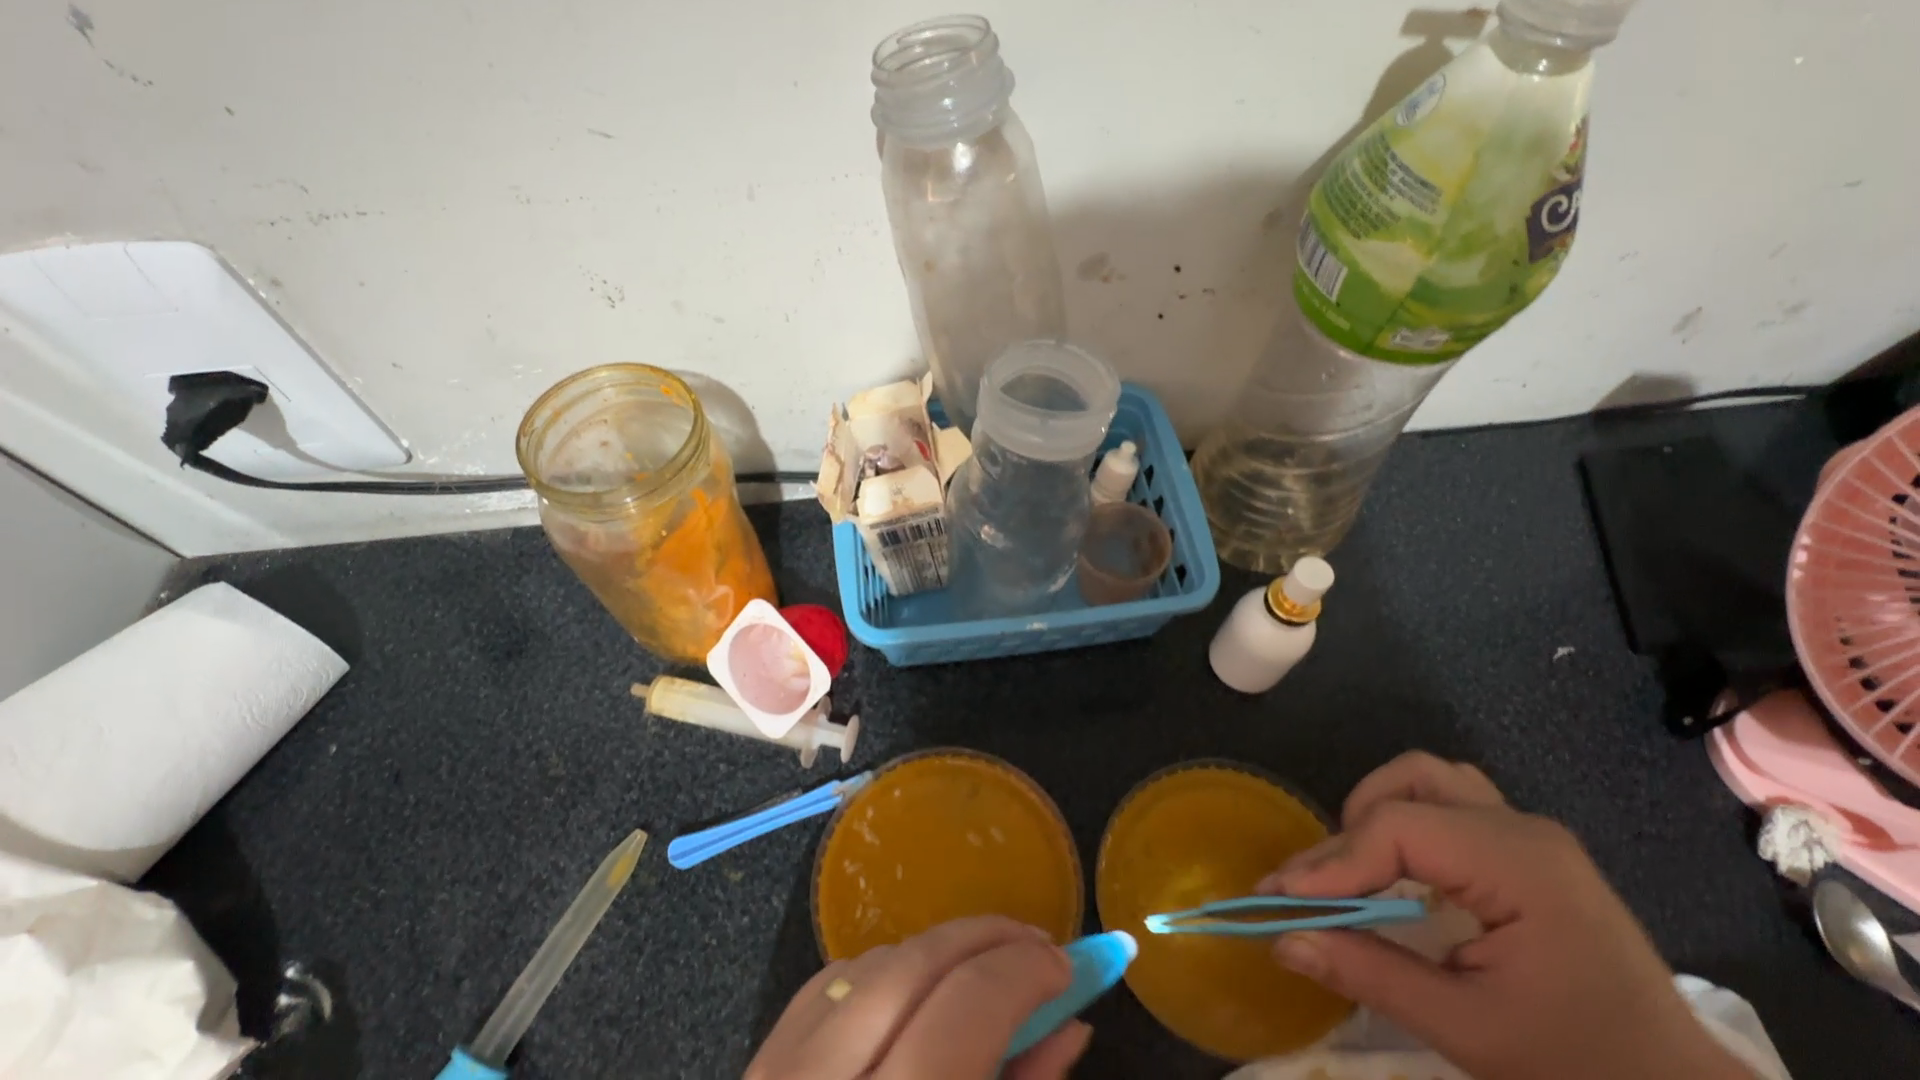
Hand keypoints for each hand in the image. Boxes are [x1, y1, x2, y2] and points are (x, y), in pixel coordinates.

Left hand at [745, 916, 1090, 1079]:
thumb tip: (1068, 1024)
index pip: (966, 1005)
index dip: (1025, 970)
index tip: (1067, 964)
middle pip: (912, 965)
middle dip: (985, 938)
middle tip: (1037, 945)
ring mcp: (775, 1076)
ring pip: (869, 967)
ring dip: (937, 952)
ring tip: (986, 967)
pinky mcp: (754, 1070)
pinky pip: (828, 988)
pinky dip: (883, 973)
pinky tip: (917, 991)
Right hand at [1260, 752, 1754, 1079]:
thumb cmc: (1576, 1061)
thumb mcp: (1466, 1028)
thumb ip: (1369, 973)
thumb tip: (1283, 941)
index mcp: (1518, 863)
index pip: (1398, 829)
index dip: (1330, 861)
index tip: (1278, 900)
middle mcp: (1523, 829)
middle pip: (1411, 782)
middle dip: (1350, 829)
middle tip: (1318, 889)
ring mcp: (1530, 836)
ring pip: (1430, 781)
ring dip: (1379, 815)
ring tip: (1353, 873)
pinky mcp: (1529, 852)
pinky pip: (1451, 807)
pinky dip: (1407, 826)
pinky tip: (1397, 875)